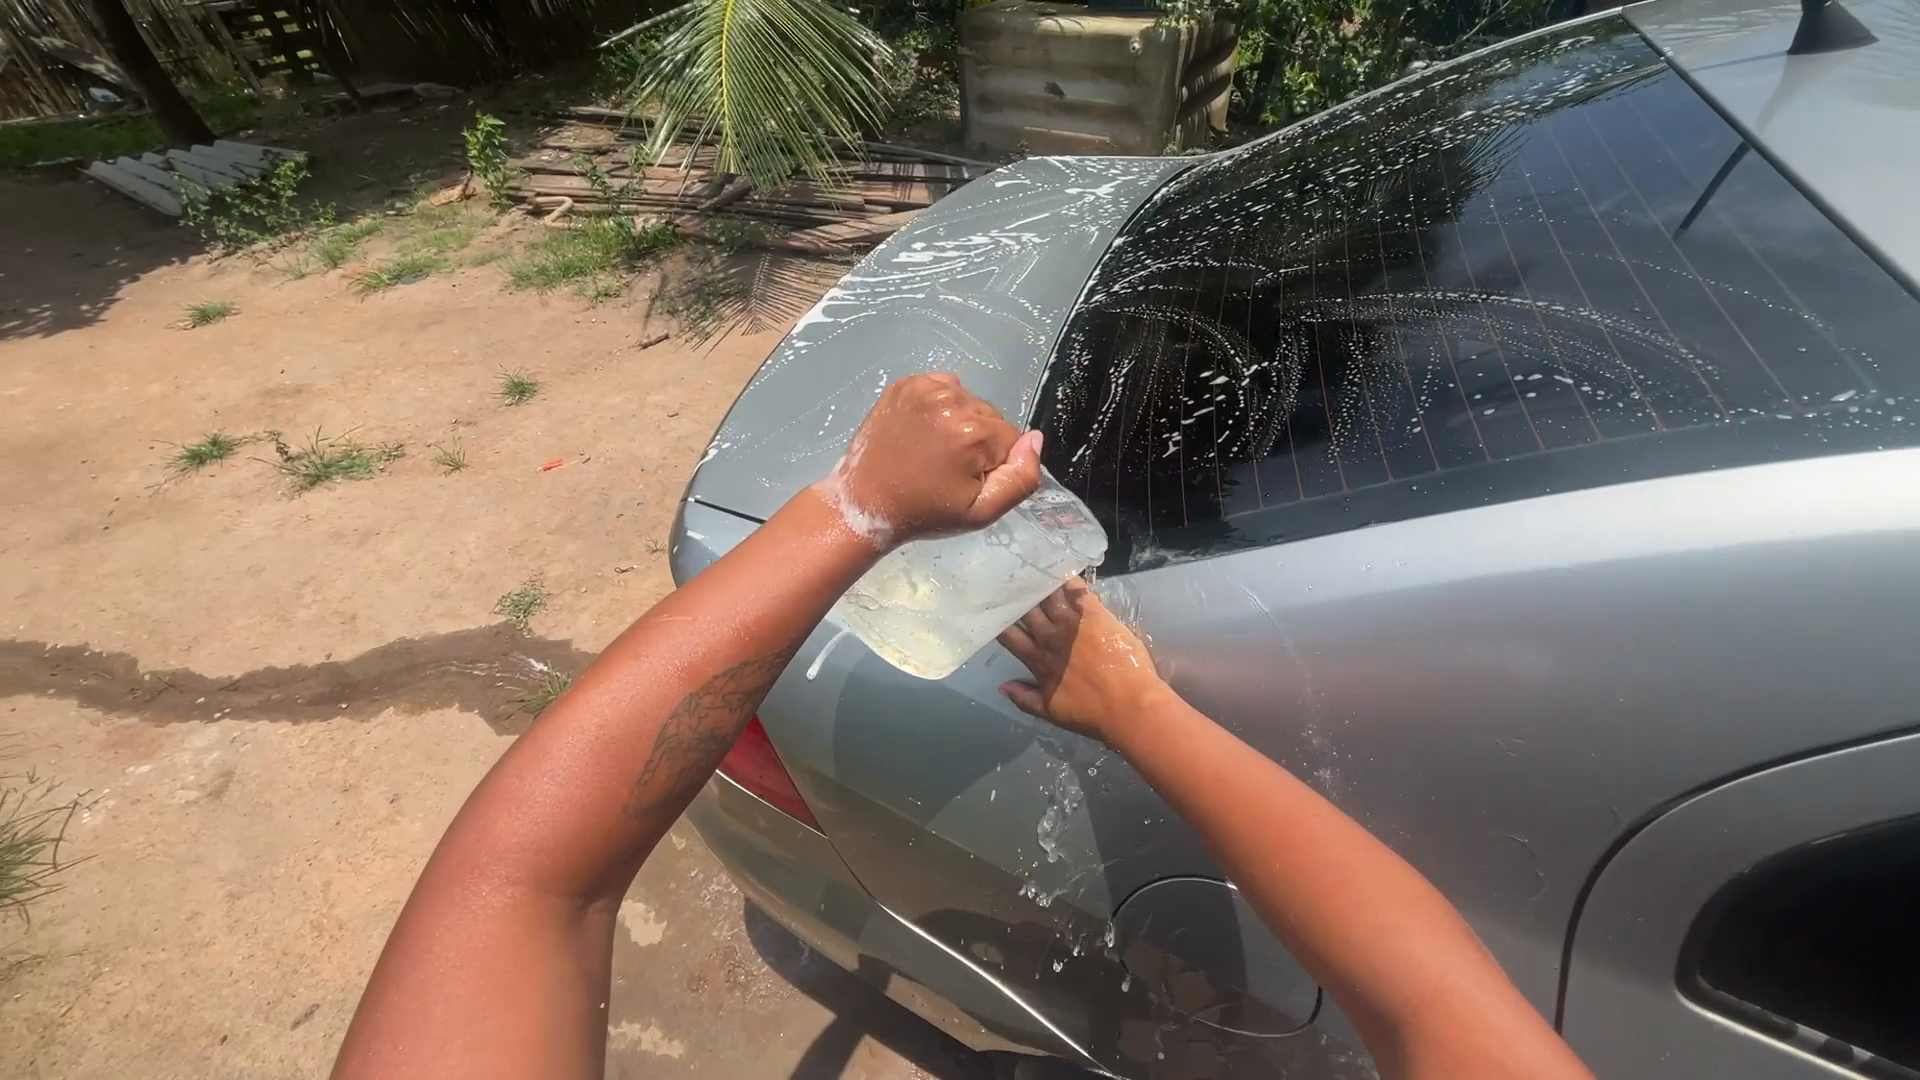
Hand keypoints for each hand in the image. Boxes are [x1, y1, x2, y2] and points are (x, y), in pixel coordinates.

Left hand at [819, 374, 1042, 546]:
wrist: (864, 502)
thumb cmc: (924, 513)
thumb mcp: (981, 513)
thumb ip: (1020, 479)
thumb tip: (1036, 440)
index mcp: (973, 433)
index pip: (1012, 440)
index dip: (995, 465)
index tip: (965, 481)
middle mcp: (953, 400)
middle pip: (992, 418)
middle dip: (979, 443)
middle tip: (947, 469)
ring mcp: (926, 388)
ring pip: (970, 403)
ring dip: (961, 424)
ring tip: (934, 451)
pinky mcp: (906, 383)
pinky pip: (945, 388)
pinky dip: (942, 407)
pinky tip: (924, 431)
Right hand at [998, 579, 1166, 742]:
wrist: (1130, 706)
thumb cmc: (1091, 714)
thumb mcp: (1052, 712)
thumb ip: (1024, 699)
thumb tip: (1001, 686)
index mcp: (1038, 661)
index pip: (1010, 635)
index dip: (1000, 620)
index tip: (994, 609)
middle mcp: (1050, 638)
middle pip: (1027, 610)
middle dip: (1017, 596)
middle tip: (1010, 580)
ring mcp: (1072, 624)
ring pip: (1049, 597)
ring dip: (1041, 584)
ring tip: (1034, 570)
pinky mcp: (1096, 615)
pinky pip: (1078, 591)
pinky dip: (1069, 580)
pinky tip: (1063, 568)